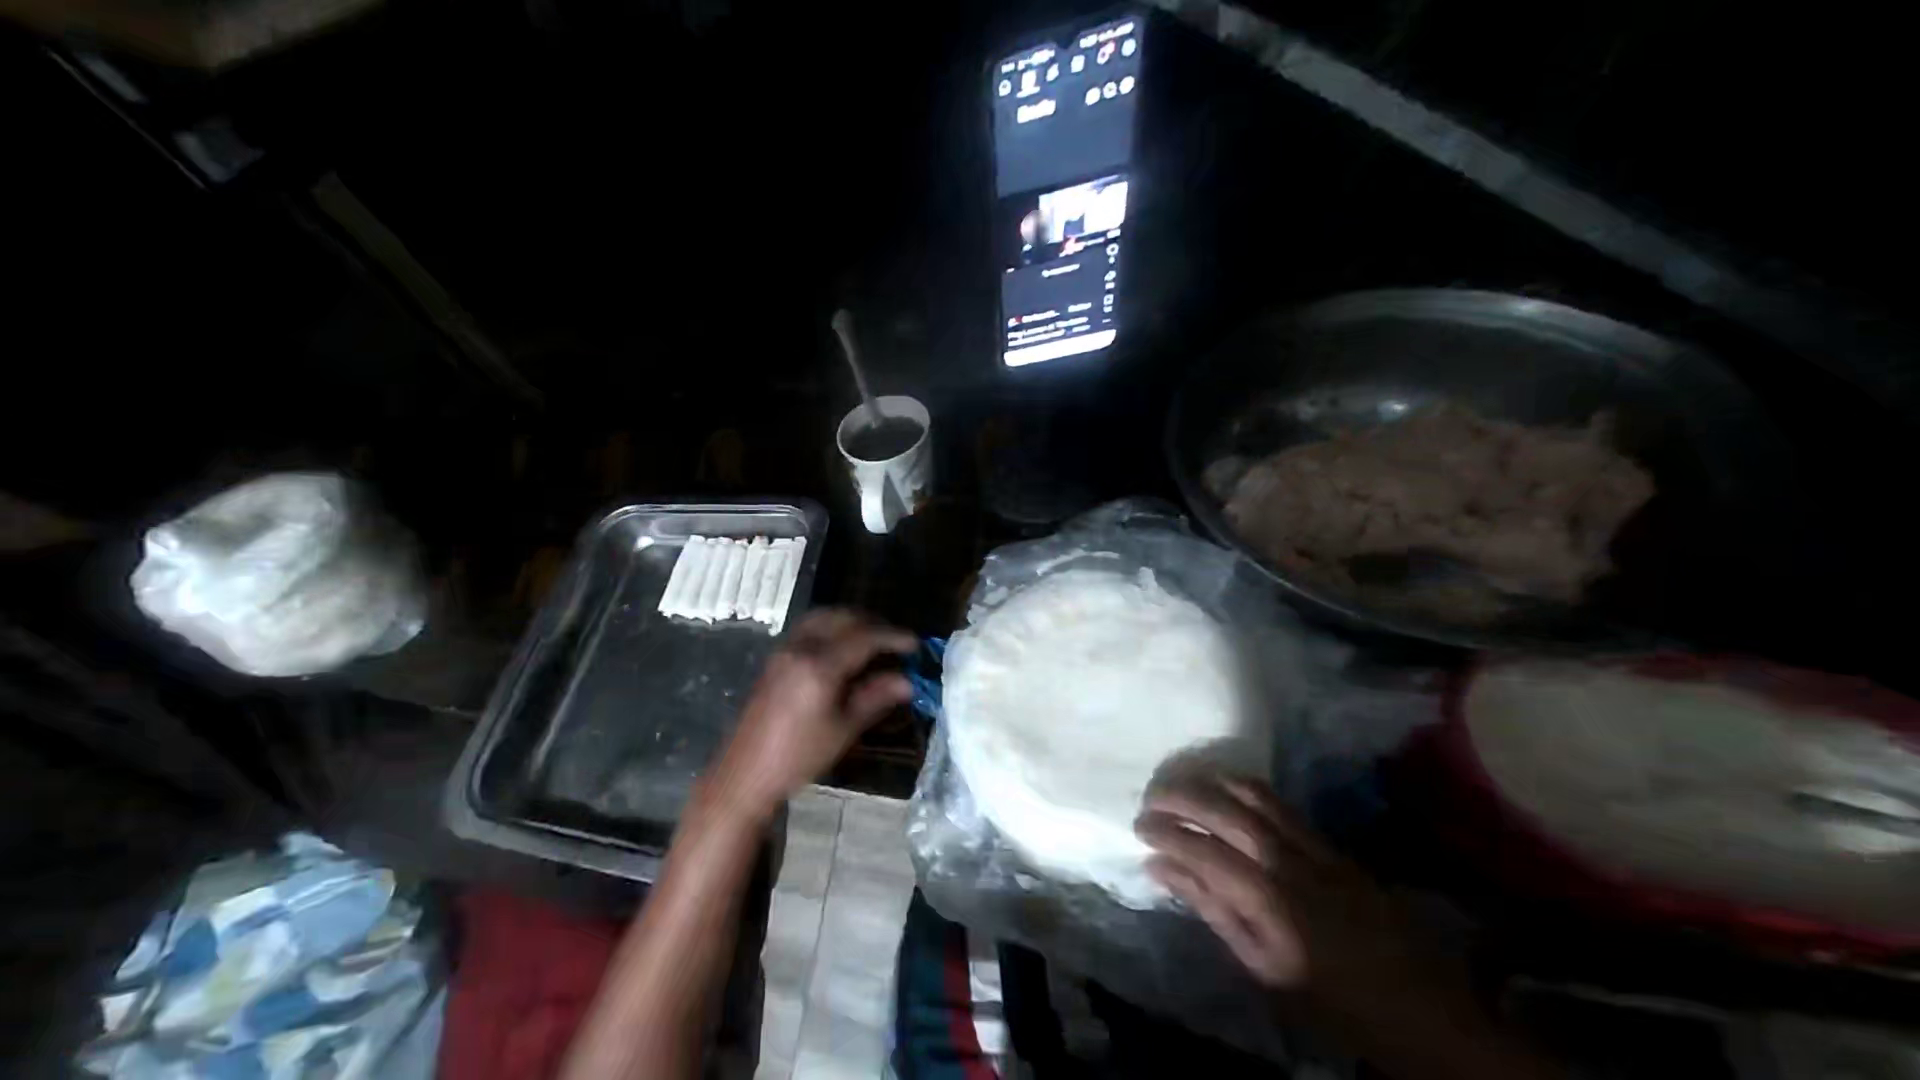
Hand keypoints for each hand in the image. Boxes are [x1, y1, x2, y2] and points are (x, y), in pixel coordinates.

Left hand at [707, 610, 914, 817]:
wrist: (745, 775)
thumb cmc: (799, 757)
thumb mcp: (844, 729)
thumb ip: (875, 698)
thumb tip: (907, 682)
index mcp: (820, 666)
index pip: (864, 637)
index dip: (892, 637)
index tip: (914, 644)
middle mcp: (800, 648)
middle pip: (842, 618)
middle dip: (872, 624)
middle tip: (894, 641)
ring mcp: (784, 651)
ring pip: (823, 619)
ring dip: (850, 623)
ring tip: (871, 642)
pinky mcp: (775, 659)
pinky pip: (808, 629)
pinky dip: (831, 629)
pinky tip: (843, 651)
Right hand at [1134, 772, 1446, 1012]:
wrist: (1419, 1006)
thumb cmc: (1330, 999)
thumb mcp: (1261, 966)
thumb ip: (1211, 910)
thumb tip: (1160, 869)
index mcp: (1269, 901)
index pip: (1203, 850)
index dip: (1166, 833)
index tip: (1138, 826)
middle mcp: (1289, 861)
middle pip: (1225, 810)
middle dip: (1181, 797)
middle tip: (1150, 797)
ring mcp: (1314, 846)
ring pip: (1255, 794)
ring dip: (1212, 781)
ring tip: (1183, 782)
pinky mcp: (1331, 842)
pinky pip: (1281, 801)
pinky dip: (1245, 787)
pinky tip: (1227, 789)